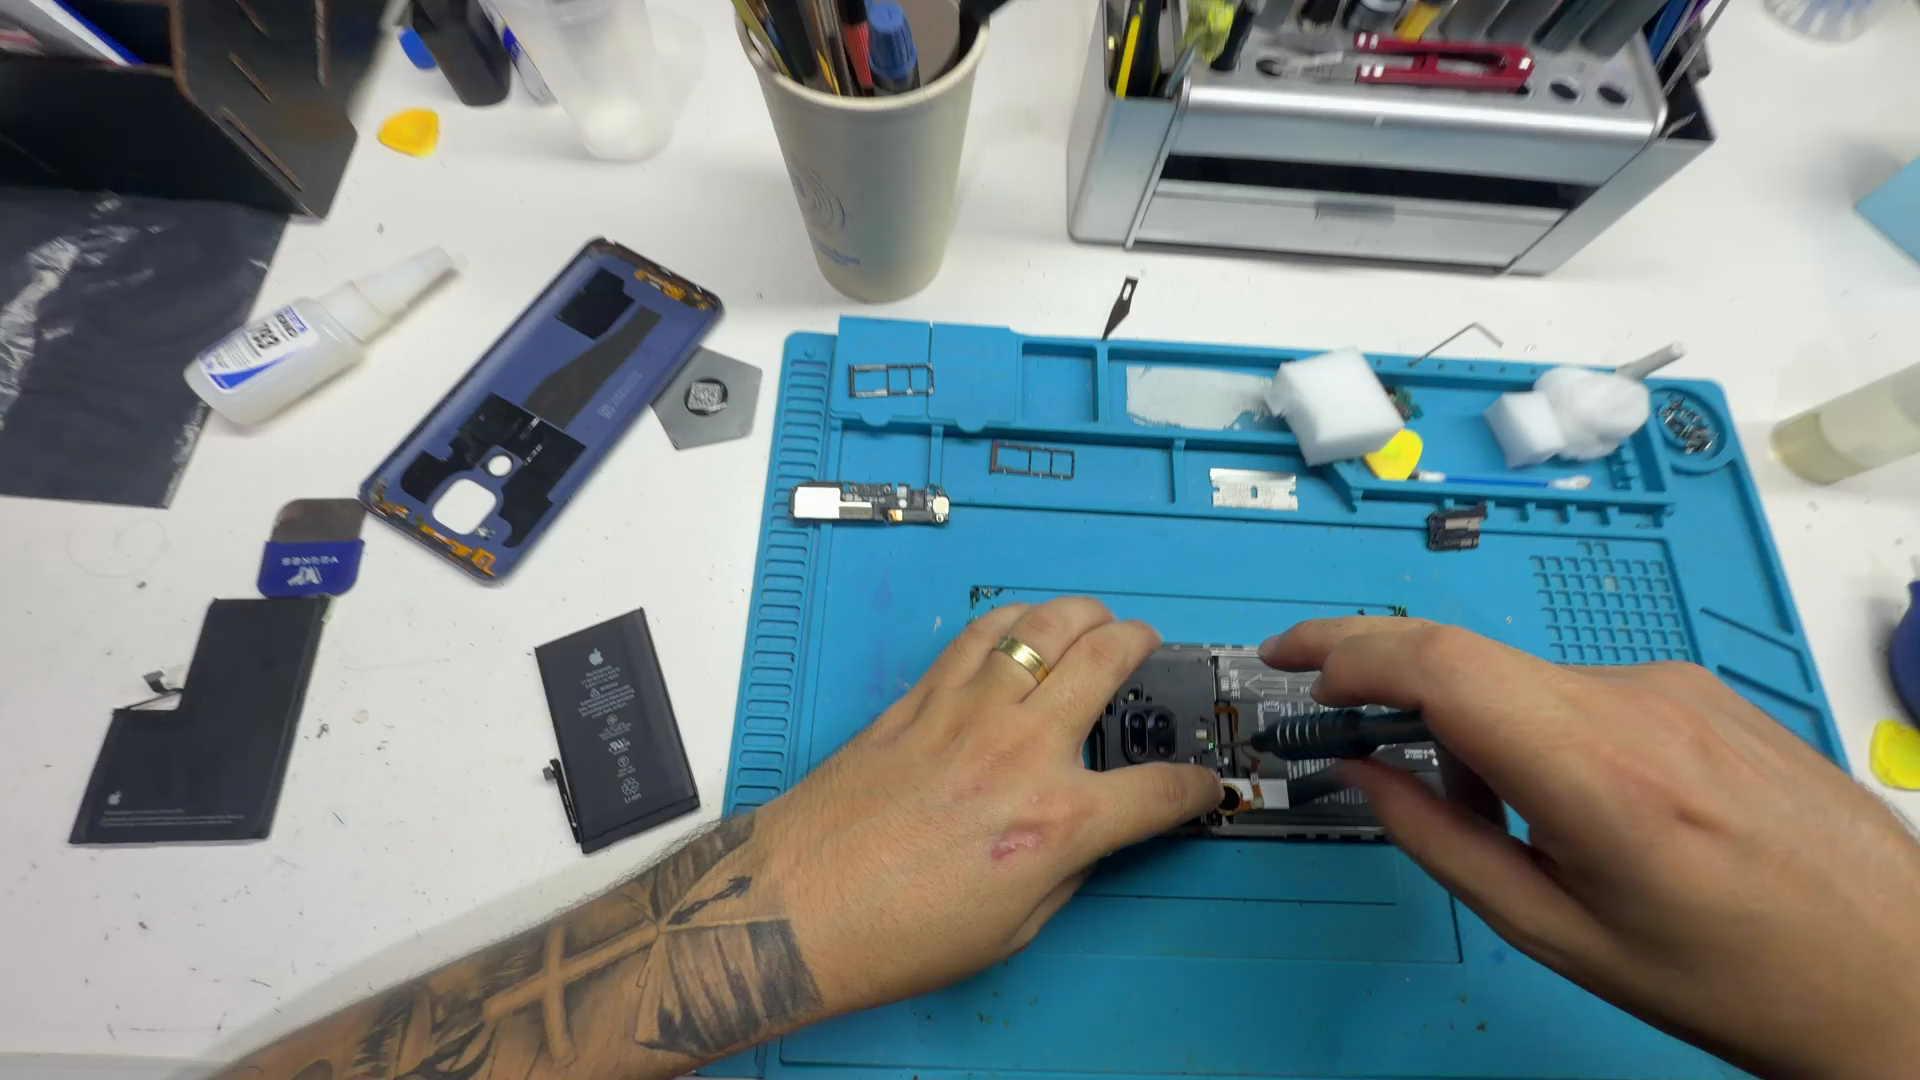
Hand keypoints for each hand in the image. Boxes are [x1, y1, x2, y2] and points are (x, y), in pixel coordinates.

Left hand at [755, 597, 1220, 1012]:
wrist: (802, 904)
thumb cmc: (899, 931)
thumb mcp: (1015, 926)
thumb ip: (1070, 864)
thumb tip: (1096, 829)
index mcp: (1055, 821)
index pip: (1158, 791)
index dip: (1194, 786)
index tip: (1199, 782)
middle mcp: (1020, 749)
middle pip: (1107, 661)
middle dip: (1144, 645)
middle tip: (1147, 646)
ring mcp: (969, 712)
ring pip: (1043, 627)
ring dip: (1082, 613)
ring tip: (1094, 619)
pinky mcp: (925, 697)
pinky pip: (978, 635)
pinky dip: (1012, 620)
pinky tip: (1021, 626)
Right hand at [1267, 617, 1919, 1079]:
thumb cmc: (1733, 981)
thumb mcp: (1555, 933)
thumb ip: (1436, 841)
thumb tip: (1357, 770)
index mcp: (1600, 778)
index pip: (1440, 665)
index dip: (1348, 653)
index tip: (1298, 674)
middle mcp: (1631, 703)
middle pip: (1453, 644)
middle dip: (1360, 653)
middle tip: (1305, 677)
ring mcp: (1664, 683)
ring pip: (1500, 669)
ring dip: (1449, 712)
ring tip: (1482, 802)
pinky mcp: (1685, 683)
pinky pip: (1554, 682)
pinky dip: (1510, 716)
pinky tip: (1548, 785)